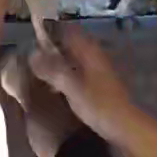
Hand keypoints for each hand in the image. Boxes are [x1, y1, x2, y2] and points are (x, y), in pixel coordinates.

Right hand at [30, 26, 145, 143]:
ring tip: (38, 69)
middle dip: (52, 46)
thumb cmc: (99, 105)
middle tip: (31, 54)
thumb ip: (52, 69)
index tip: (32, 35)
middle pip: (69, 42)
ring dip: (58, 60)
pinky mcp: (98, 81)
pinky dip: (65, 72)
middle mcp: (94, 53)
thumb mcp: (72, 88)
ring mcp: (97, 67)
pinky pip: (77, 69)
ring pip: (73, 56)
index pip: (67, 29)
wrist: (125, 126)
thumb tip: (31, 53)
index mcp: (89, 49)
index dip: (50, 29)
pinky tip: (54, 84)